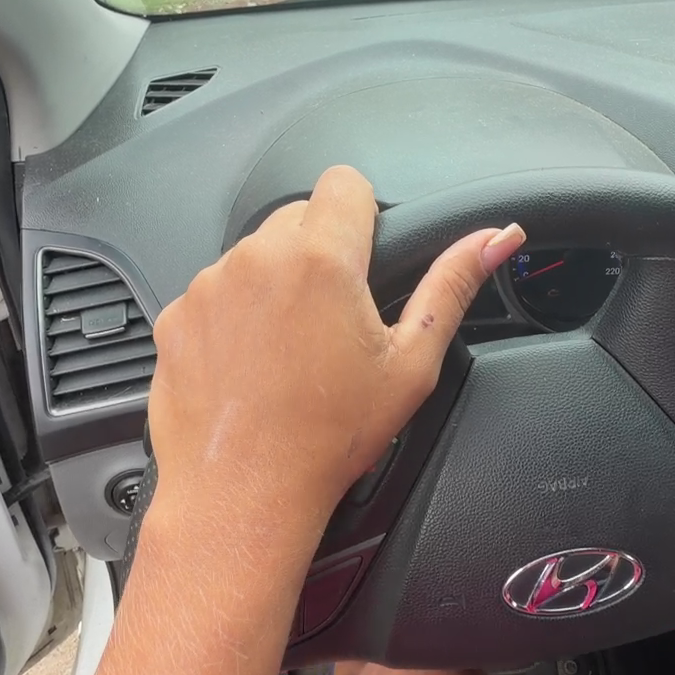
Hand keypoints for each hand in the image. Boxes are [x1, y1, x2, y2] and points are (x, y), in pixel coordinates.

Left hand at [146, 165, 525, 547]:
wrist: (243, 493)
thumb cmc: (328, 436)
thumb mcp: (410, 362)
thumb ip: (452, 285)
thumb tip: (495, 238)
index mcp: (322, 260)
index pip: (344, 182)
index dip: (362, 212)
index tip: (364, 252)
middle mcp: (258, 259)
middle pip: (299, 215)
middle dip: (321, 250)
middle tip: (334, 316)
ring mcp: (211, 285)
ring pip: (256, 252)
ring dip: (276, 281)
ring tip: (291, 346)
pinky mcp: (180, 314)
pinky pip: (216, 288)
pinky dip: (236, 311)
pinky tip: (253, 361)